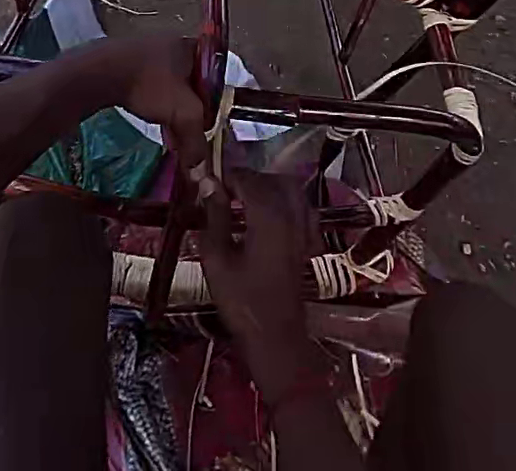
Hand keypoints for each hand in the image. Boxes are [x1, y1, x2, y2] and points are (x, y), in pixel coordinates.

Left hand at [76, 35, 207, 169]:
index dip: (217, 99)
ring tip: (171, 134)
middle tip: (191, 131)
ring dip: (173, 110)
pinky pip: (151, 85)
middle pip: (193, 82)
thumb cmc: (149, 84)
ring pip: (171, 86)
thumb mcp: (183, 113)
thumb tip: (199, 168)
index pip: (216, 73)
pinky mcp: (129, 62)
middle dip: (193, 110)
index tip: (210, 120)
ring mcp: (148, 51)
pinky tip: (153, 123)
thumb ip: (196, 140)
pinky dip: (155, 104)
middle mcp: (172, 44)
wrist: (100, 72)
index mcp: (191, 48)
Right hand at [200, 170, 324, 407]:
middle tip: (223, 190)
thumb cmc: (241, 301)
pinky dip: (286, 202)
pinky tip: (270, 214)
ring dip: (268, 186)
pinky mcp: (308, 243)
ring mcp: (304, 230)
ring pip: (291, 191)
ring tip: (244, 198)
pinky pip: (302, 209)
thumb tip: (208, 182)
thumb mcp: (216, 257)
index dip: (228, 176)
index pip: (249, 180)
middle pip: (272, 181)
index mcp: (268, 217)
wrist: (275, 339)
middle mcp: (291, 217)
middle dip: (247, 179)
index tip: (209, 181)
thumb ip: (214, 215)